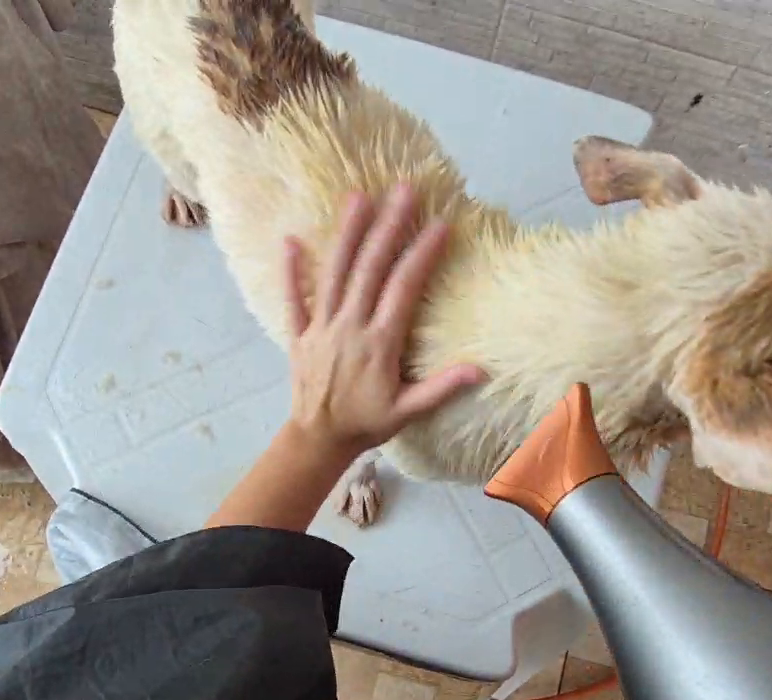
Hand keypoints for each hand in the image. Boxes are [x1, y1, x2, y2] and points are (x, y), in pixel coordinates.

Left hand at [281, 183, 483, 460]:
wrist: (318, 439)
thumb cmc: (367, 424)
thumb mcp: (408, 412)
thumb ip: (441, 389)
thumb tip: (480, 370)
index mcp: (379, 343)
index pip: (403, 289)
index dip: (422, 255)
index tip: (440, 224)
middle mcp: (349, 327)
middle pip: (370, 269)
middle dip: (388, 227)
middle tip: (403, 189)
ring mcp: (321, 328)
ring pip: (334, 274)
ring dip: (346, 234)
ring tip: (358, 197)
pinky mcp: (299, 335)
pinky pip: (293, 299)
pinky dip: (291, 271)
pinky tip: (291, 240)